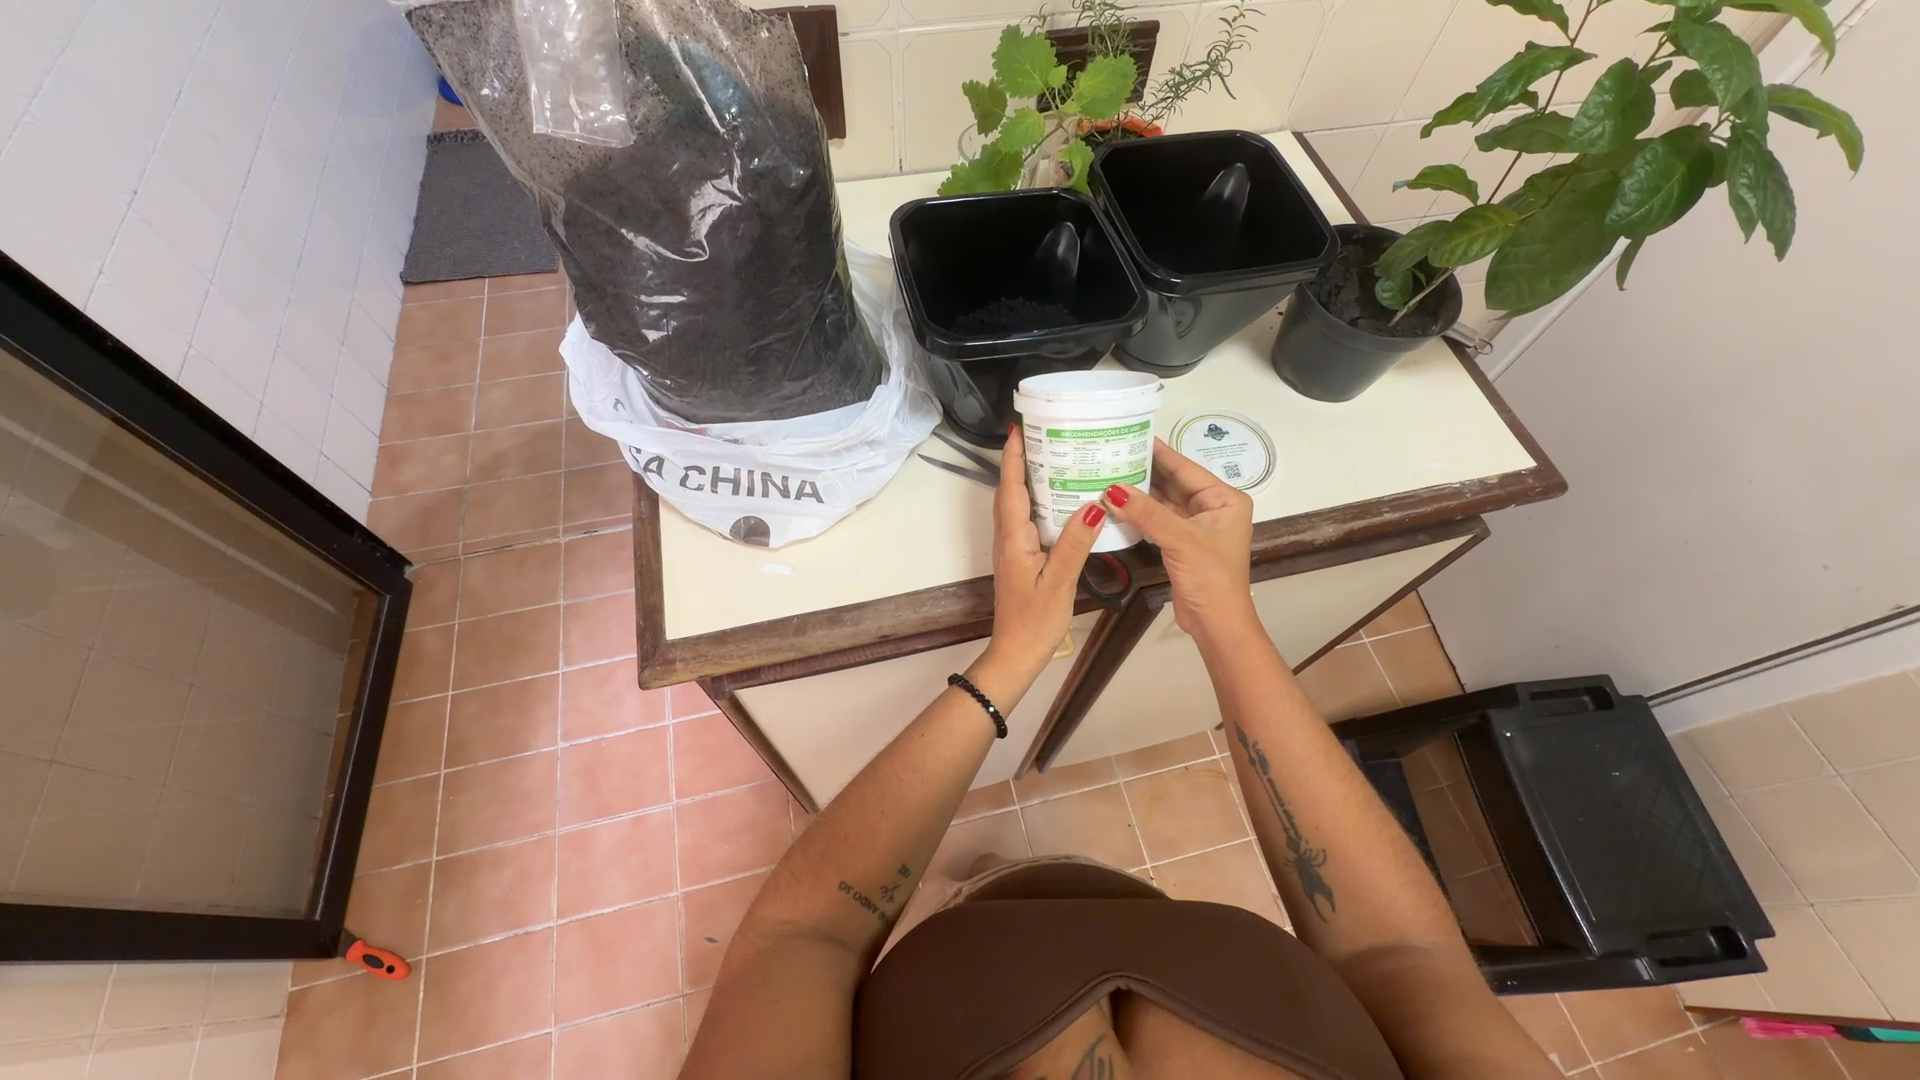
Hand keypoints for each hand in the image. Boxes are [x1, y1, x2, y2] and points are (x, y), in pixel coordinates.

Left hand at [986, 427, 1104, 669]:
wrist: (1017, 653)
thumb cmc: (1035, 621)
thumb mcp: (1060, 582)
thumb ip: (1075, 544)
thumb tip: (1093, 504)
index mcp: (1014, 538)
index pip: (1011, 488)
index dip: (1014, 457)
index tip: (1020, 428)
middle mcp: (1009, 537)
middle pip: (1011, 490)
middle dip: (1023, 460)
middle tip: (1046, 434)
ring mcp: (1014, 548)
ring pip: (1018, 505)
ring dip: (1030, 479)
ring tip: (1055, 457)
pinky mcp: (1021, 558)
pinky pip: (1028, 520)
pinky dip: (1039, 503)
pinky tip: (1061, 501)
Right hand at [1102, 439, 1255, 639]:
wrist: (1217, 623)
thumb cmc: (1210, 578)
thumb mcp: (1179, 540)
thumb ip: (1146, 512)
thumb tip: (1111, 489)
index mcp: (1224, 499)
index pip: (1186, 467)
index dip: (1159, 452)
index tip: (1131, 434)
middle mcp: (1212, 508)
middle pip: (1173, 482)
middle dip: (1144, 471)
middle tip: (1112, 454)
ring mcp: (1196, 527)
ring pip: (1163, 502)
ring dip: (1139, 493)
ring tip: (1108, 474)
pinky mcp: (1182, 544)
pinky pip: (1158, 520)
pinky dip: (1139, 514)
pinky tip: (1116, 504)